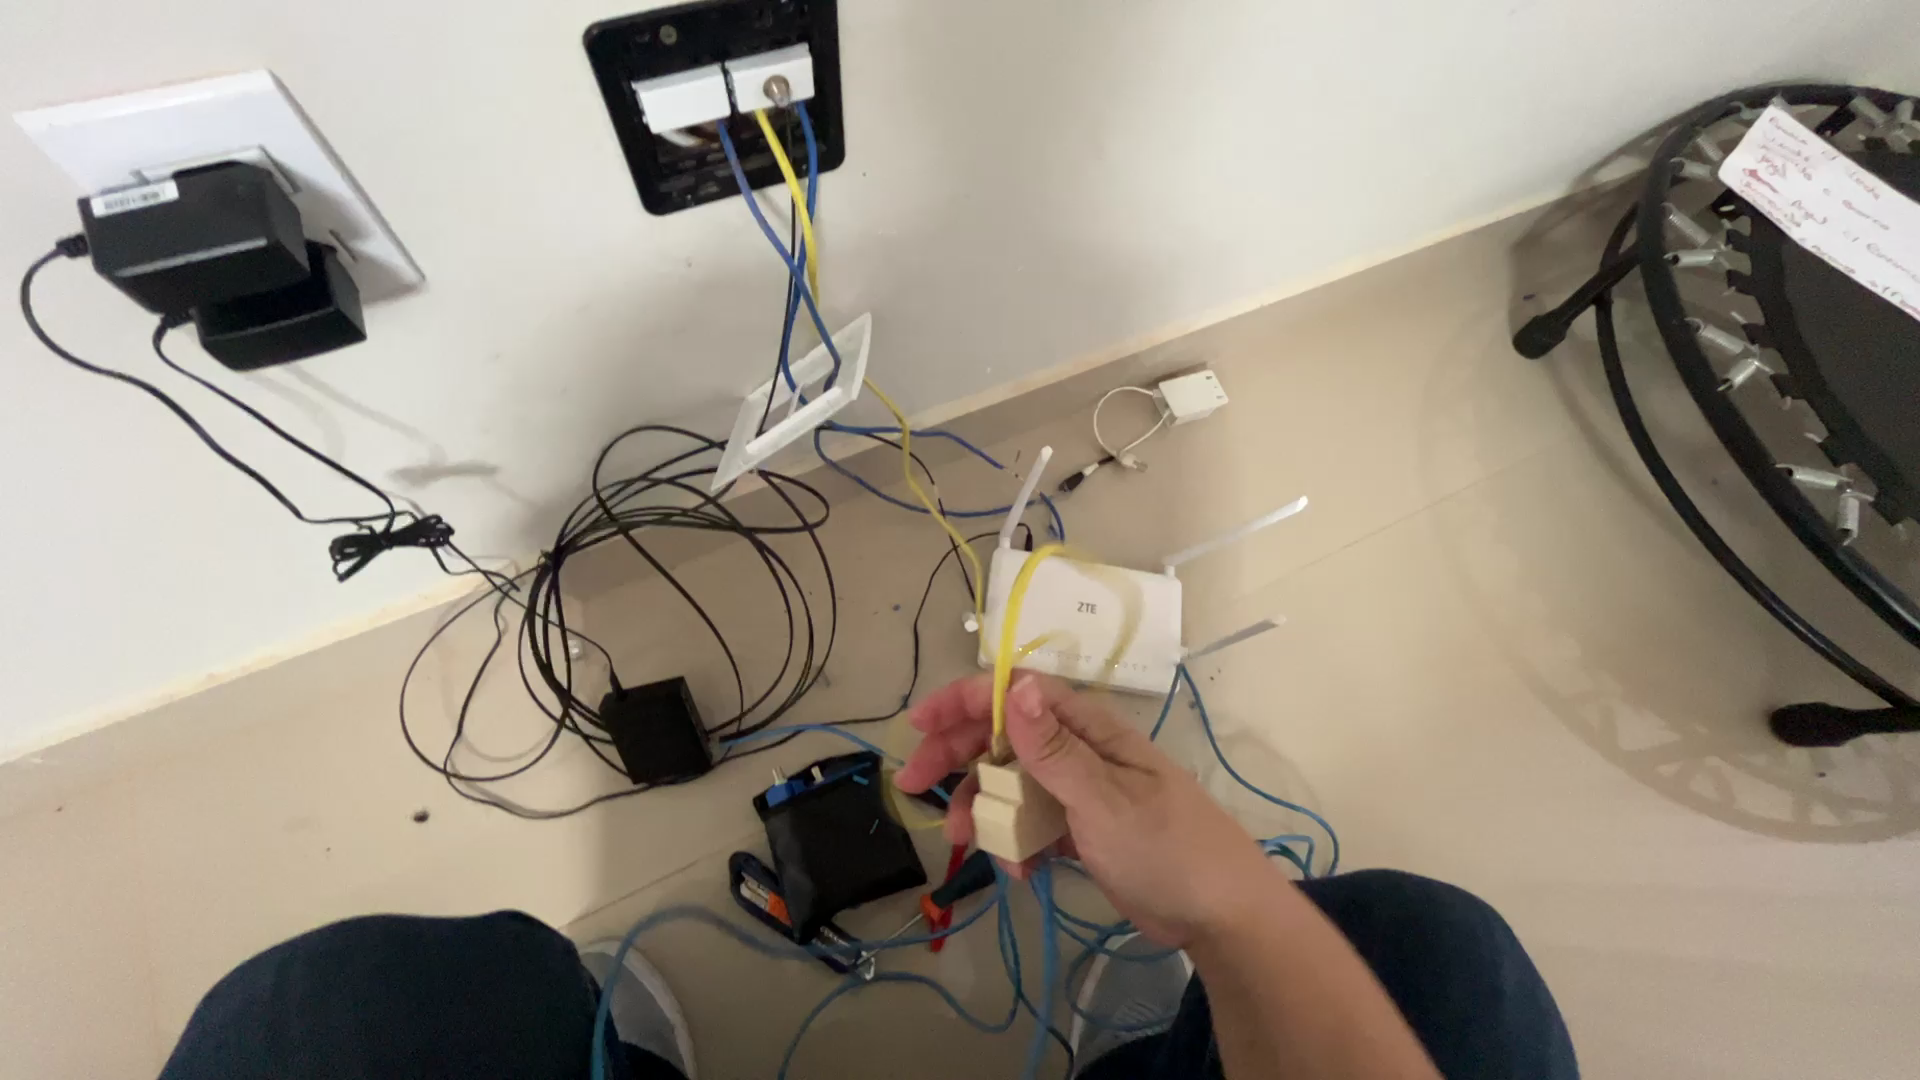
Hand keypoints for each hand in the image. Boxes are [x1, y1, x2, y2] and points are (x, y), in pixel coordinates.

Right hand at [894, 672, 1281, 946]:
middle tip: (914, 785)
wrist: (1219, 915)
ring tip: (966, 844)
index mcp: (1086, 728)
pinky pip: (1031, 822)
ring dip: (983, 807)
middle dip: (955, 756)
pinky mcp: (1079, 827)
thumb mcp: (1104, 799)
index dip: (963, 701)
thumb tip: (1015, 685)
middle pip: (1002, 737)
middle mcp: (1077, 749)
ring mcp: (1077, 789)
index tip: (919, 725)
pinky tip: (1018, 870)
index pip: (1014, 694)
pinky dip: (1015, 841)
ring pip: (1010, 783)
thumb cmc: (1166, 847)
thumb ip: (1054, 748)